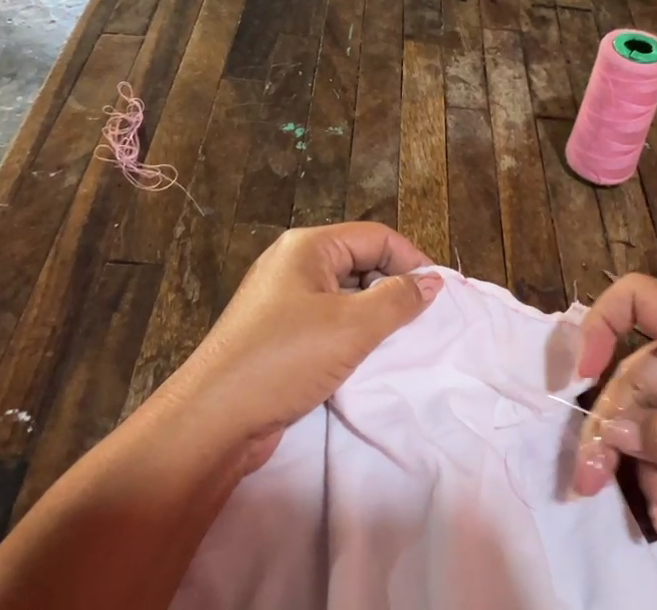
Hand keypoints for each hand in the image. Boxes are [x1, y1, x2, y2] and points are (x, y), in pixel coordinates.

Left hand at [154, 222, 442, 470]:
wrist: (214, 418)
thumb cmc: (285, 359)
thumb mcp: (352, 327)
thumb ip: (398, 300)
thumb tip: (433, 280)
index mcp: (308, 247)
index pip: (375, 237)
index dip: (412, 260)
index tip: (441, 295)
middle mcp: (293, 264)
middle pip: (360, 261)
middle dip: (394, 287)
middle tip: (424, 322)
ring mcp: (282, 300)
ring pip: (345, 294)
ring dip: (374, 314)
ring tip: (402, 343)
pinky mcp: (277, 333)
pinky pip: (327, 321)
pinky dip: (352, 334)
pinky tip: (368, 359)